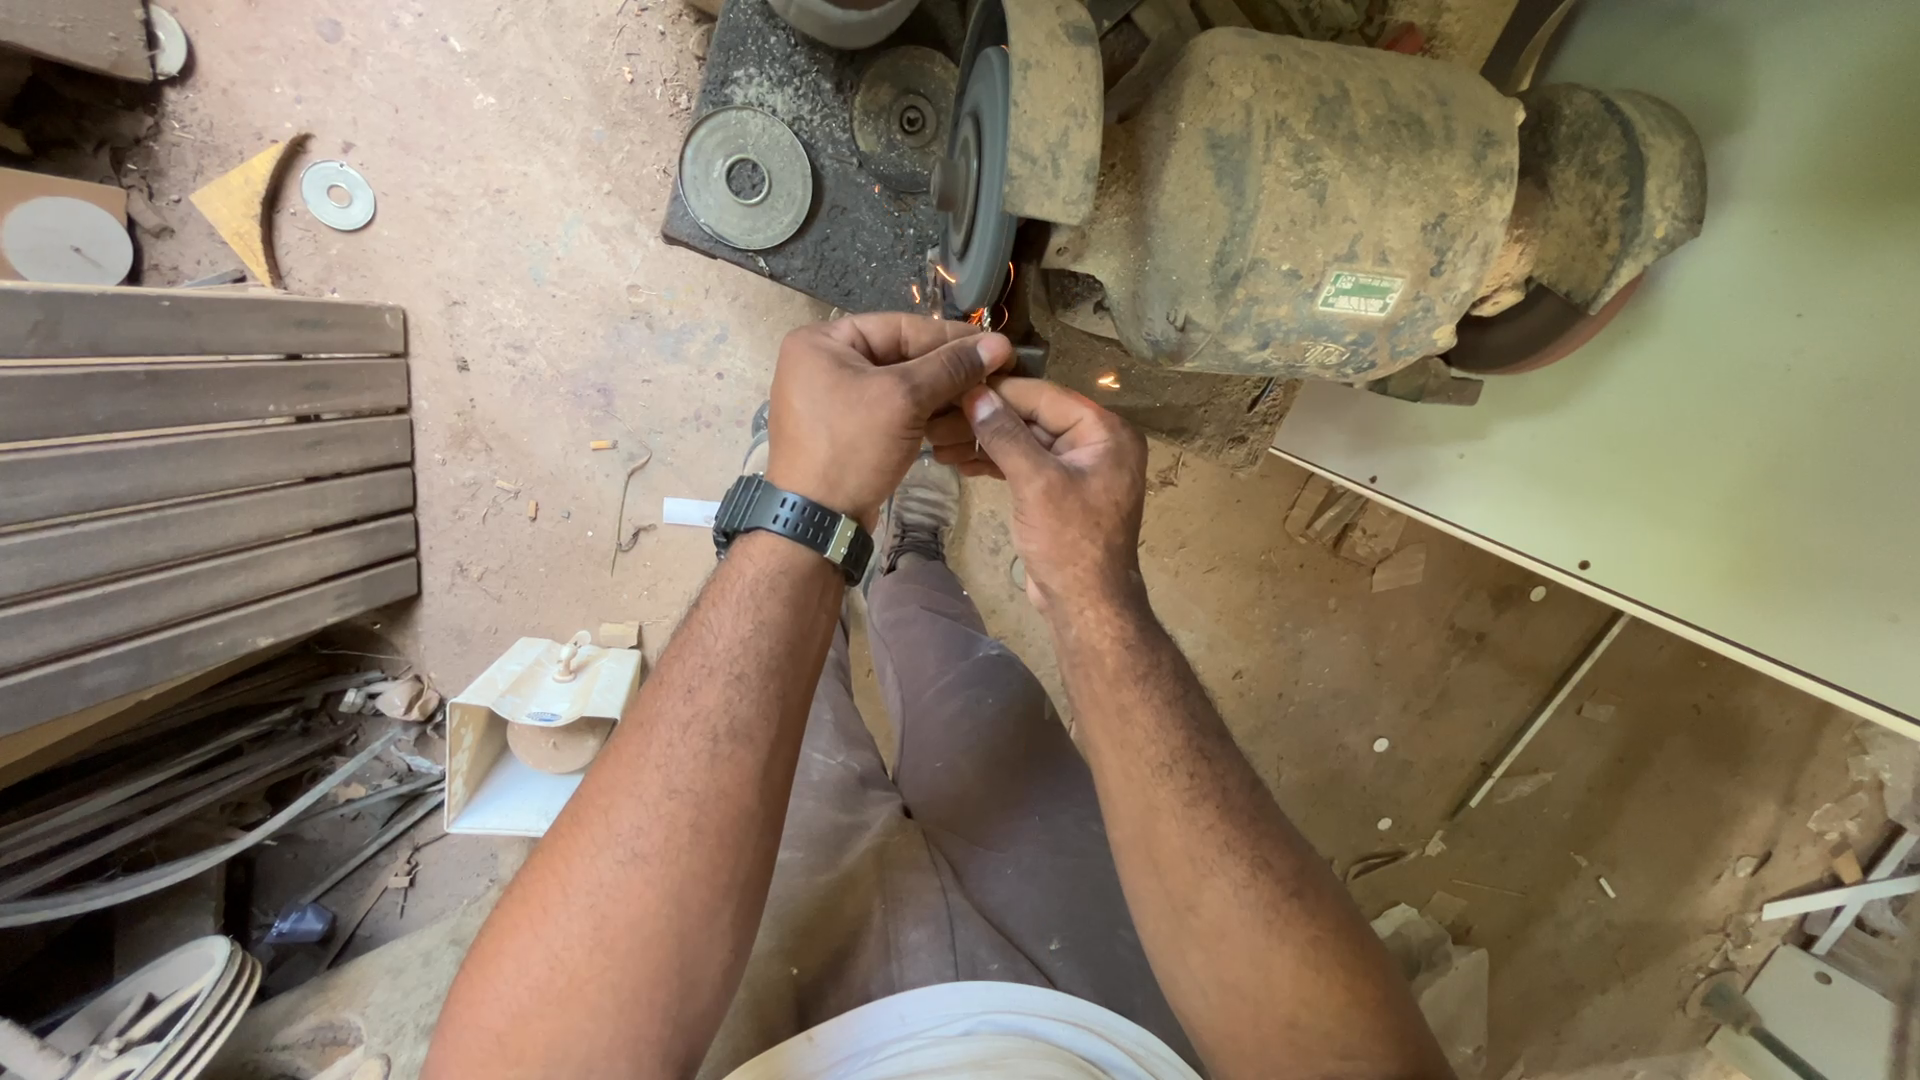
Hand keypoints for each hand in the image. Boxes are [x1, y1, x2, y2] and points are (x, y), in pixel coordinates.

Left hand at [764, 315, 1012, 524]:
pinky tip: (956, 419)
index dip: (950, 337)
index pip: (899, 327)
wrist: (818, 522)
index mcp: (822, 341)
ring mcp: (832, 399)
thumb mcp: (903, 400)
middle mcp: (823, 363)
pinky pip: (890, 411)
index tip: (993, 345)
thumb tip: (998, 344)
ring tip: (982, 398)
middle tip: (994, 373)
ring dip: (939, 393)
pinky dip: (921, 414)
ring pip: (898, 386)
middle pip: (899, 355)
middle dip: (946, 368)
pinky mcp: (846, 430)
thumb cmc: (851, 449)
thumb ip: (950, 368)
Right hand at [958, 378, 1149, 615]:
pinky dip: (996, 462)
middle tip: (940, 416)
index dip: (1000, 391)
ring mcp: (1077, 468)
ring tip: (940, 442)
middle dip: (987, 419)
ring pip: (1025, 442)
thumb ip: (1005, 434)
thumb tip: (974, 393)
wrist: (1085, 604)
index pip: (1045, 396)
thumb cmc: (1069, 541)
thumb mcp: (1036, 482)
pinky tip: (961, 461)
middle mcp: (1096, 443)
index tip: (956, 385)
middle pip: (1034, 417)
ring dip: (985, 442)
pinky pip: (1026, 464)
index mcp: (1105, 432)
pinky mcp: (1060, 490)